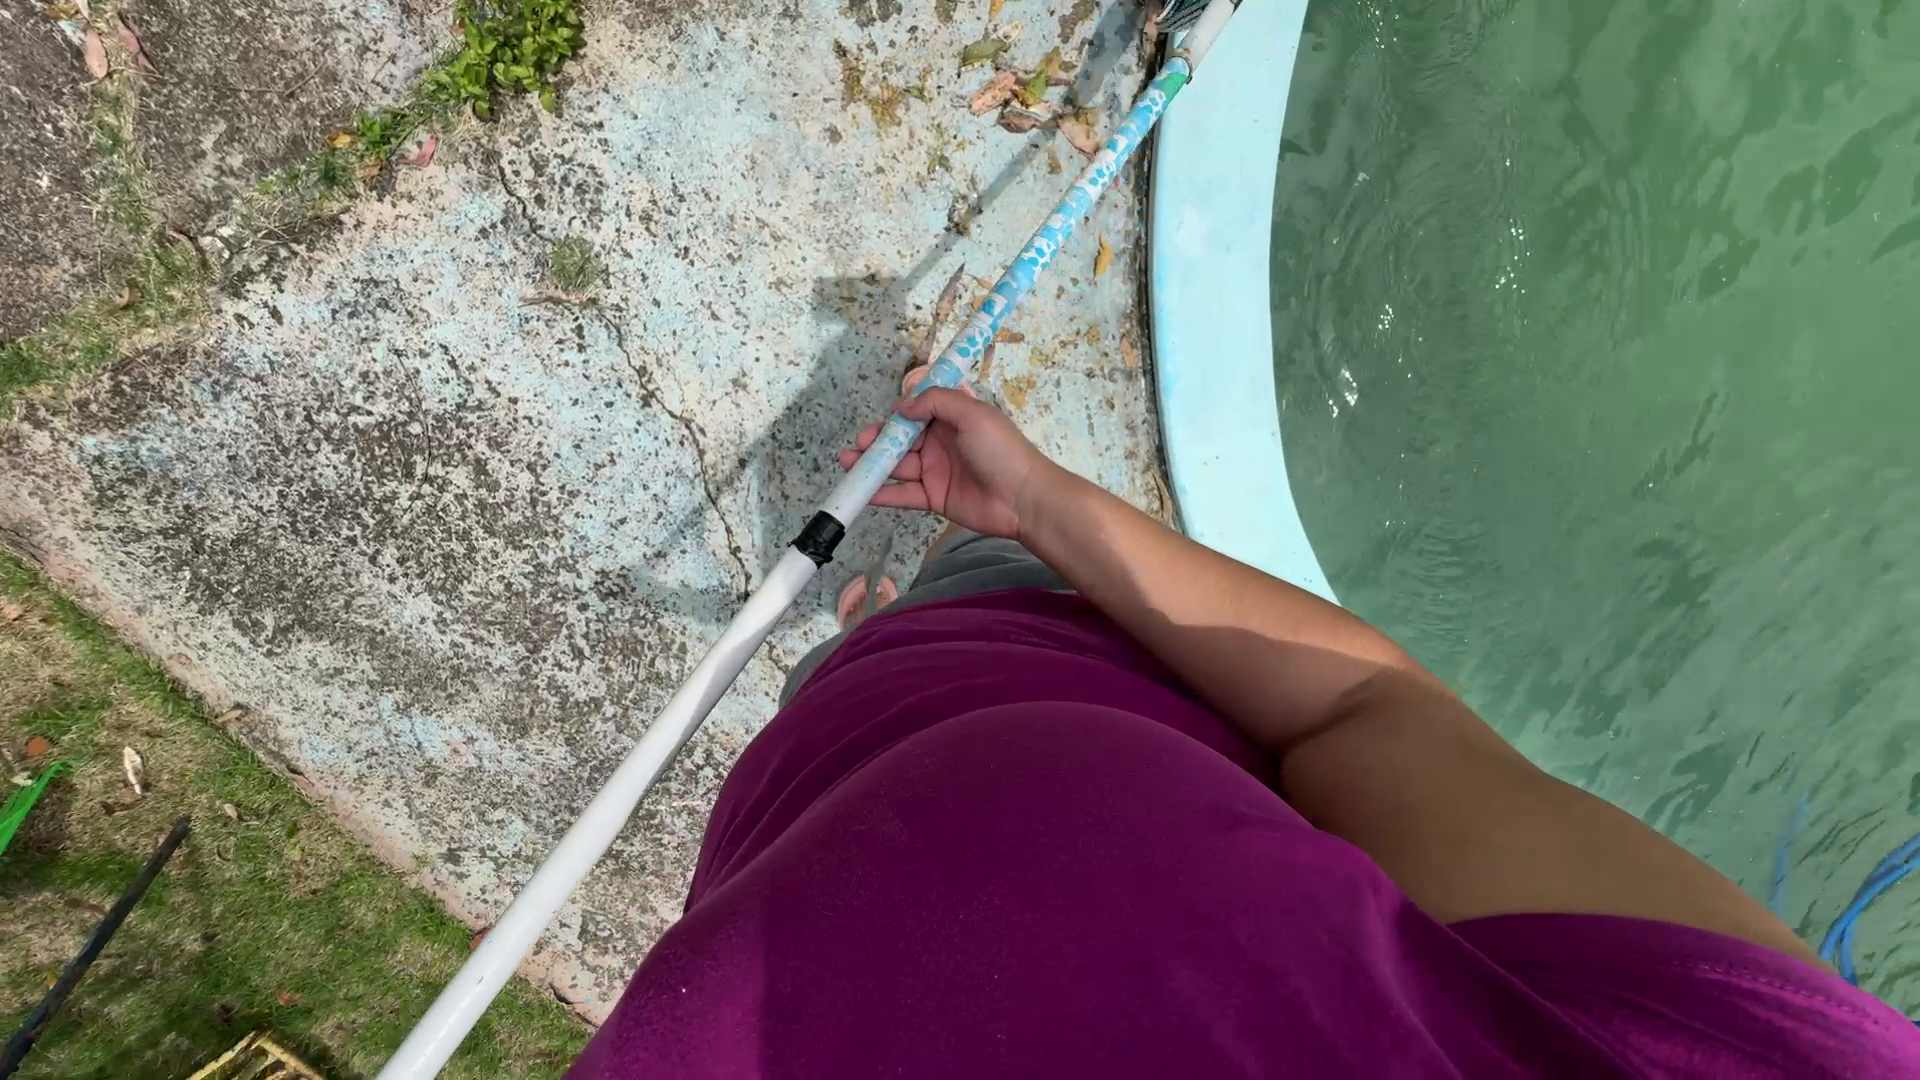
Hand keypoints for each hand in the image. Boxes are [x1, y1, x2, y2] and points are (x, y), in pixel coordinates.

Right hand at [839, 387, 1065, 539]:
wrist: (1022, 498)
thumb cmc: (1001, 450)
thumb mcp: (972, 413)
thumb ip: (936, 402)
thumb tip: (903, 405)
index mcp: (952, 418)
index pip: (917, 412)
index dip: (897, 415)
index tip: (883, 419)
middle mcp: (941, 442)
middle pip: (902, 440)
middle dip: (878, 441)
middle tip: (859, 445)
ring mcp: (936, 471)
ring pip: (898, 466)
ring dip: (873, 465)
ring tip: (849, 464)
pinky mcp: (934, 497)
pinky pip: (904, 493)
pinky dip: (884, 493)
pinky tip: (865, 492)